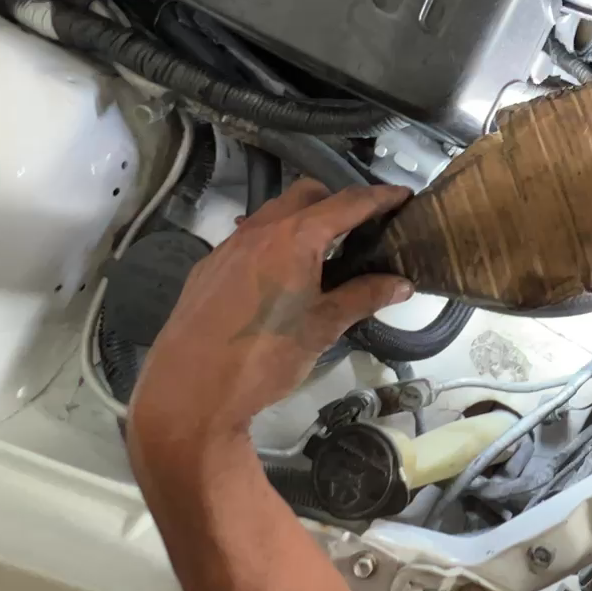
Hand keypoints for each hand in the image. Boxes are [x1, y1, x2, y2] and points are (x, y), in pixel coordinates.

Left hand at [128, 180, 412, 459]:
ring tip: (324, 251)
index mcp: (294, 237)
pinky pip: (249, 238)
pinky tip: (281, 276)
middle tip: (363, 226)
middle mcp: (260, 230)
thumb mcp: (324, 327)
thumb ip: (365, 296)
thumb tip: (402, 284)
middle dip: (339, 201)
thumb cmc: (264, 359)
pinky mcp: (208, 268)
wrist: (187, 396)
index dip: (380, 197)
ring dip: (303, 219)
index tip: (403, 195)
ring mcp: (229, 246)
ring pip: (274, 212)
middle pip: (308, 194)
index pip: (348, 203)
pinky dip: (274, 241)